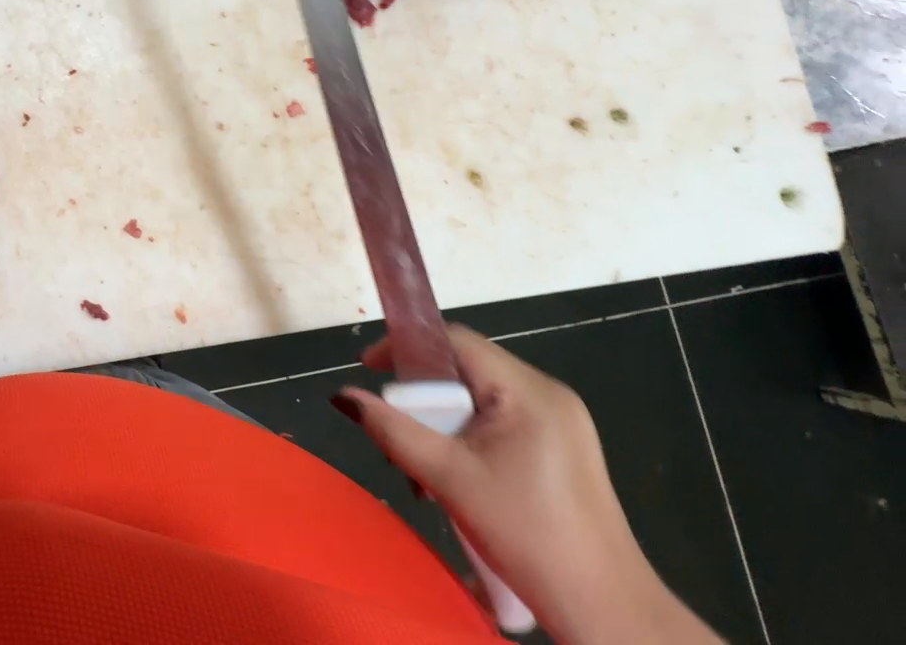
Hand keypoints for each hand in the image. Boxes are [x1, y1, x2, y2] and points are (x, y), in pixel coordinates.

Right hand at [336, 326, 720, 643]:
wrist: (605, 607)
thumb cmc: (525, 533)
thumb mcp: (447, 477)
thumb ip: (391, 429)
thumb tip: (344, 395)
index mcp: (528, 392)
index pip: (456, 341)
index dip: (406, 347)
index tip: (368, 369)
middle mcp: (549, 395)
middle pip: (466, 369)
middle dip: (422, 394)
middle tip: (393, 428)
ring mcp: (560, 422)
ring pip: (480, 397)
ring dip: (441, 420)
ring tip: (421, 462)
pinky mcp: (562, 448)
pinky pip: (500, 420)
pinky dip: (466, 435)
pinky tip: (455, 473)